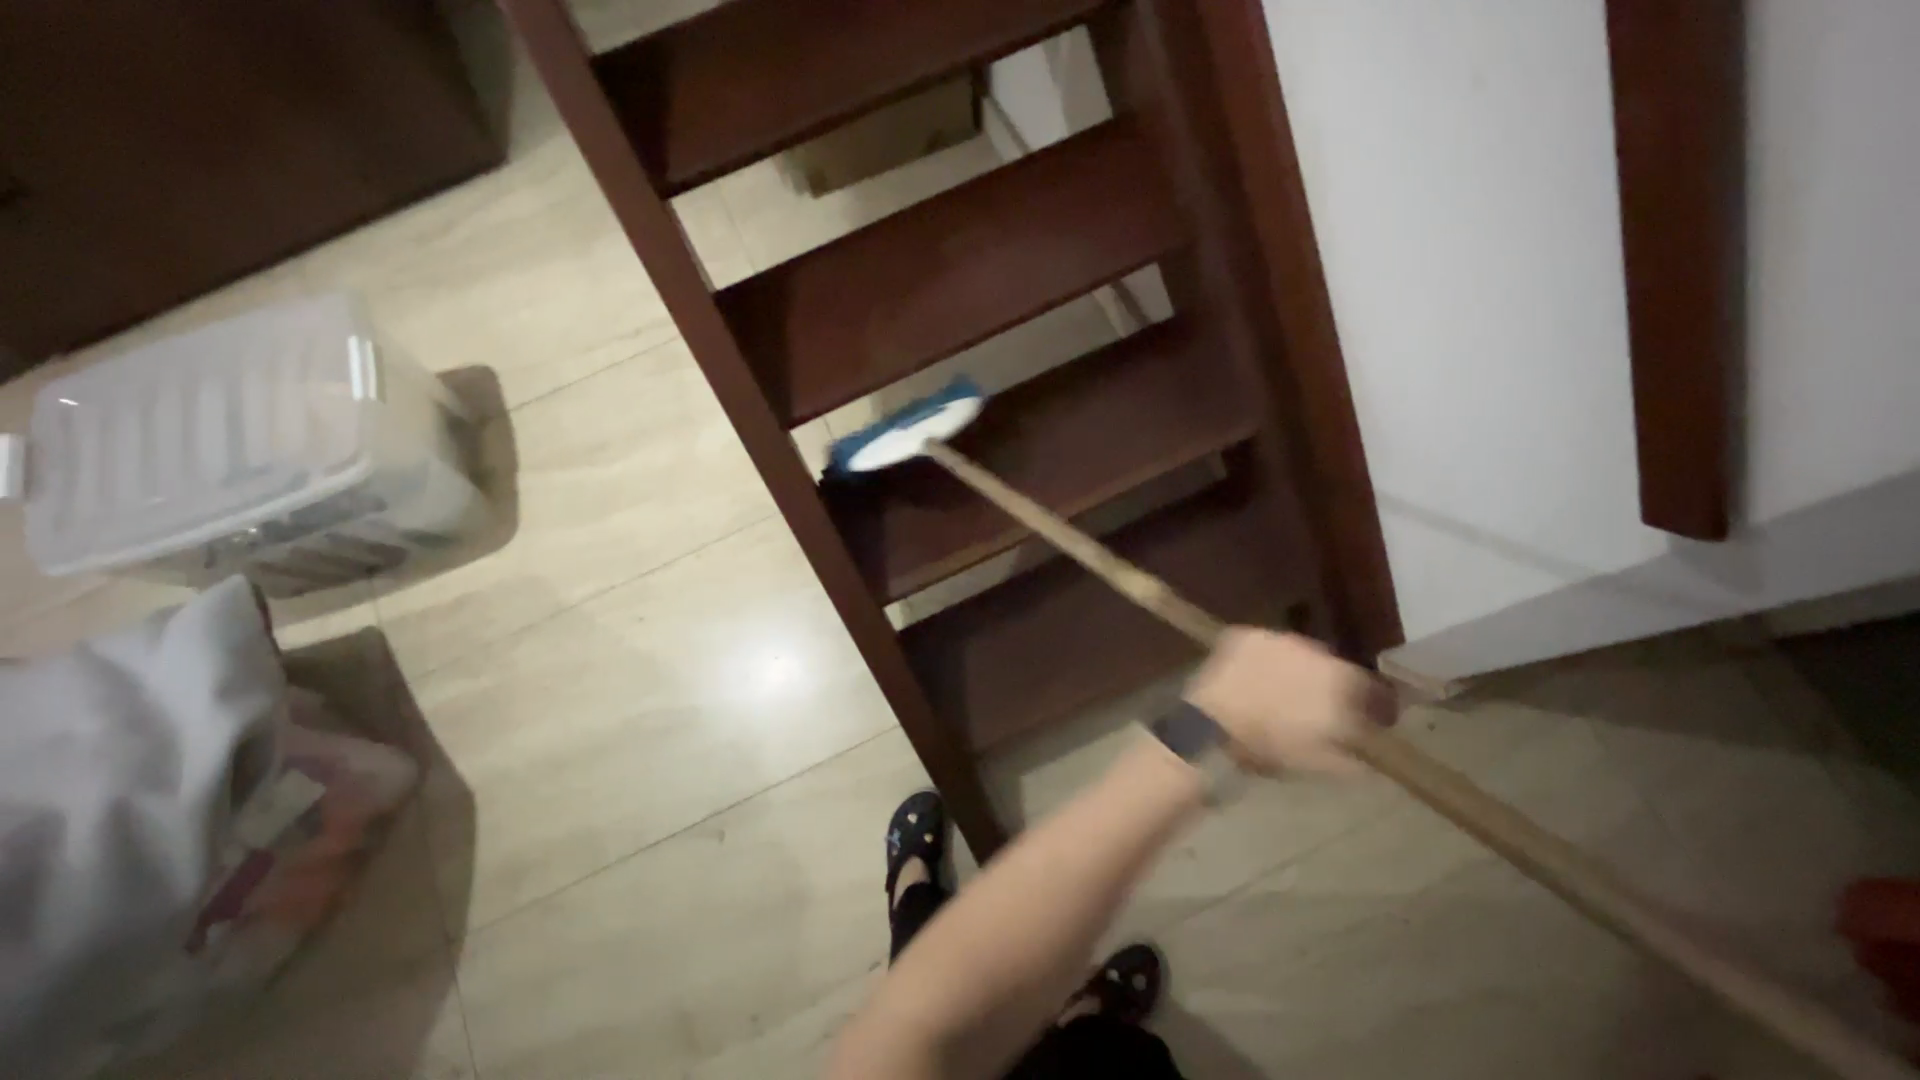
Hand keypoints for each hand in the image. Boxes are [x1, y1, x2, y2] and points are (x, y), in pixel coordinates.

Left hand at [1182, 627, 1392, 775]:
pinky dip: (1265, 659)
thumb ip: (1354, 756)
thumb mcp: (1321, 763)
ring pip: (1300, 654)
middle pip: (1336, 669)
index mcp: (1343, 682)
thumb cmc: (1270, 747)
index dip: (1375, 707)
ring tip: (1281, 690)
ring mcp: (1280, 638)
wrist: (1211, 725)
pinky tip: (1255, 676)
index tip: (1369, 720)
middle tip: (1316, 707)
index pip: (1376, 690)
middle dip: (1332, 687)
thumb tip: (1368, 753)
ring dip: (1298, 669)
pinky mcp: (1249, 634)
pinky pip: (1265, 646)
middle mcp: (1318, 652)